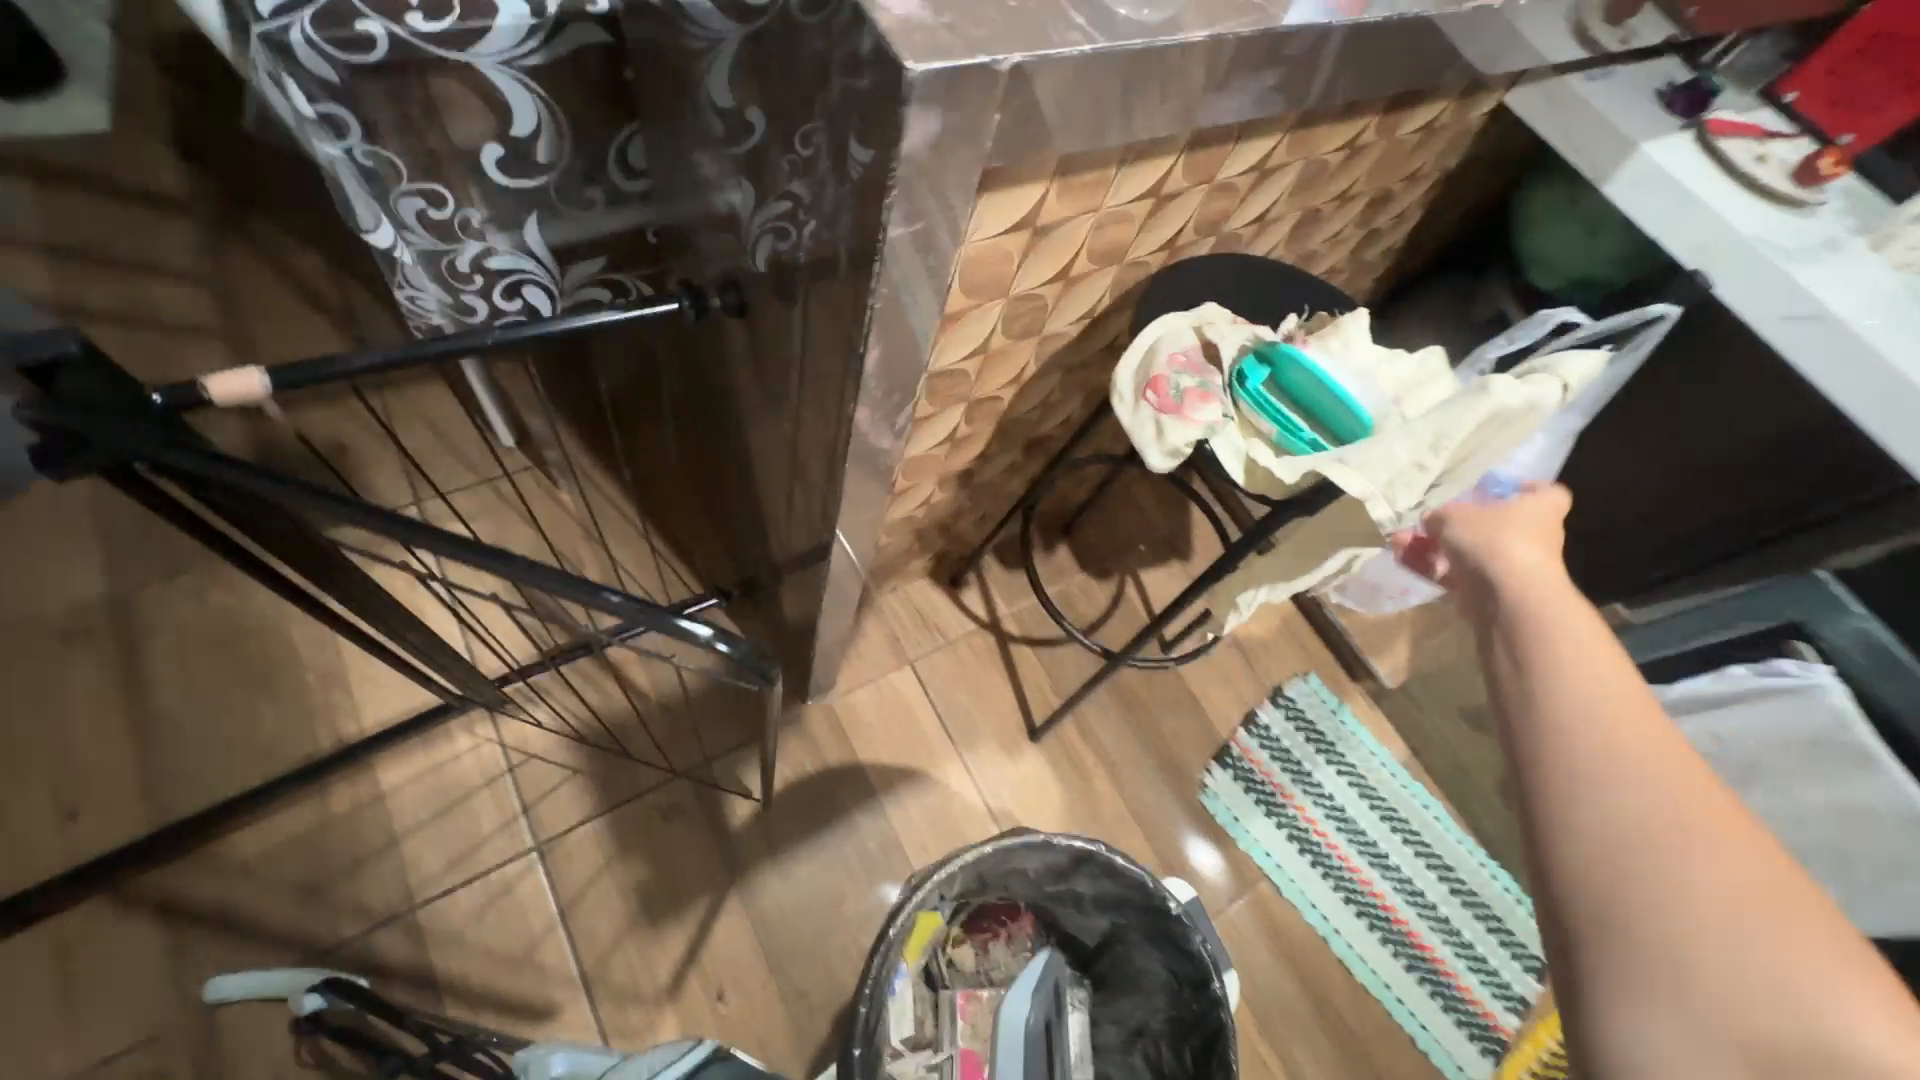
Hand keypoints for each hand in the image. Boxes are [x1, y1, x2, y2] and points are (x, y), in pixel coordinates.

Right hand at [1391, 483, 1573, 600]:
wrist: (1506, 595)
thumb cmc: (1493, 539)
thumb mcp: (1455, 515)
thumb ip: (1441, 514)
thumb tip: (1432, 518)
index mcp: (1539, 509)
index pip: (1545, 493)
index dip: (1525, 489)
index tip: (1500, 490)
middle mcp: (1532, 537)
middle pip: (1496, 525)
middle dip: (1461, 524)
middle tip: (1430, 521)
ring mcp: (1511, 566)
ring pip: (1469, 552)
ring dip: (1434, 547)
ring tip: (1399, 540)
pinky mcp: (1490, 590)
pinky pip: (1457, 574)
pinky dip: (1431, 567)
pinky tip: (1401, 559)